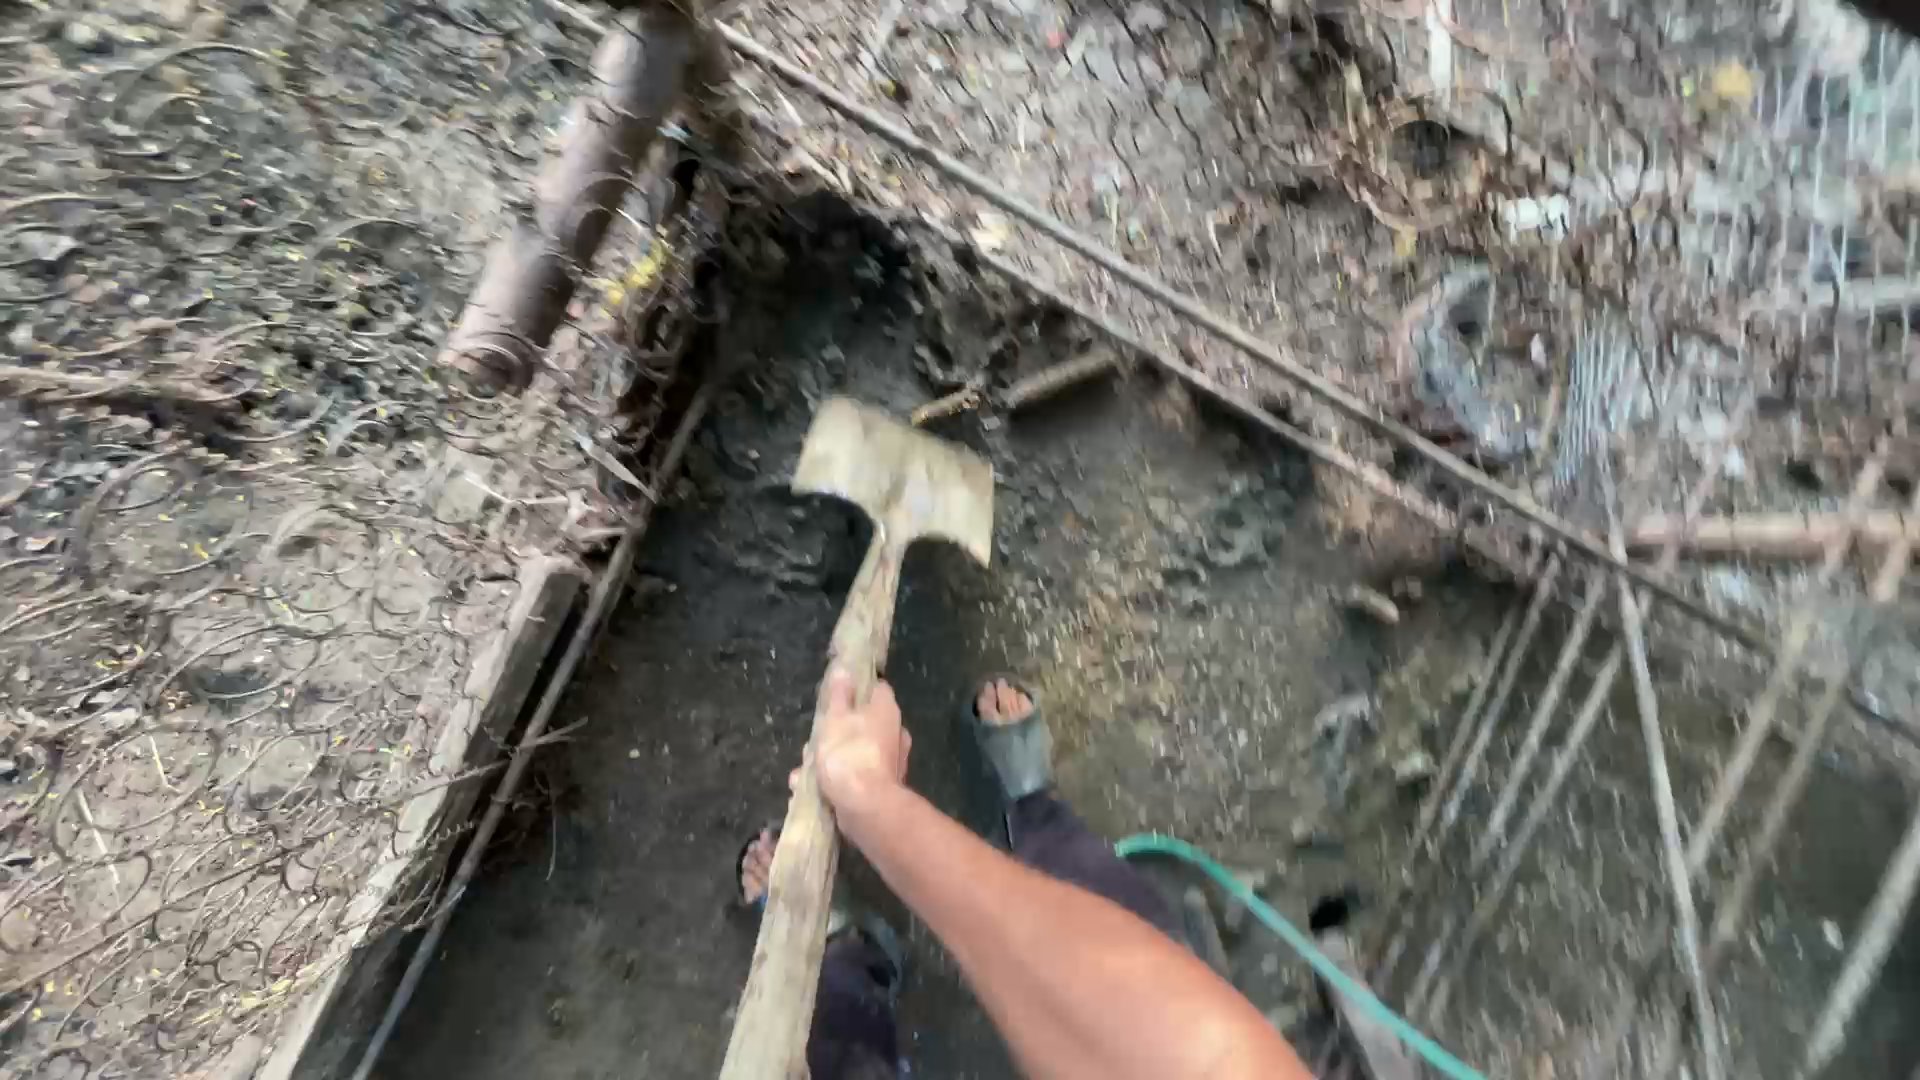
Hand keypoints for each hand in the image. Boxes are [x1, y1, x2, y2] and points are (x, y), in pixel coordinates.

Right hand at [807, 669, 910, 813]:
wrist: (866, 806)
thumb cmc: (849, 753)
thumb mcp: (835, 718)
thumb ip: (838, 695)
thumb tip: (844, 670)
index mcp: (887, 710)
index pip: (876, 689)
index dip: (856, 690)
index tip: (835, 697)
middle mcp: (895, 732)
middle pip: (862, 723)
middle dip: (835, 732)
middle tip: (812, 743)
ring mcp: (891, 761)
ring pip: (856, 751)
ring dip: (830, 759)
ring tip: (803, 771)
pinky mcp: (883, 785)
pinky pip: (856, 775)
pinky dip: (836, 779)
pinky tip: (811, 789)